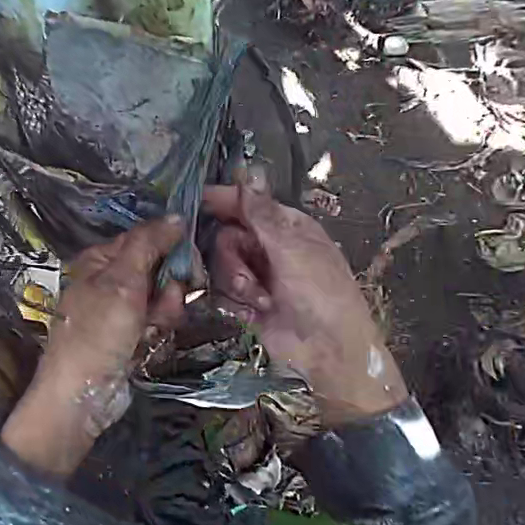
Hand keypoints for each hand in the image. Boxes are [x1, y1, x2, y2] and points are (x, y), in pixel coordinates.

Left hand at [0, 217, 186, 476]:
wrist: (82, 394)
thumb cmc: (97, 333)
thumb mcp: (121, 281)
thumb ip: (148, 244)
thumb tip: (176, 216)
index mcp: (101, 259)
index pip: (148, 238)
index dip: (172, 249)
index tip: (190, 265)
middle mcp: (112, 278)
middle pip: (161, 267)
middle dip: (168, 288)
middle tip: (161, 305)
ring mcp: (123, 307)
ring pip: (165, 296)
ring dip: (165, 313)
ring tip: (148, 330)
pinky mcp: (134, 332)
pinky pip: (159, 320)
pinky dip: (158, 331)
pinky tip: (147, 342)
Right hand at [202, 175, 407, 425]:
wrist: (329, 351)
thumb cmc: (321, 294)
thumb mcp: (293, 250)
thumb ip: (263, 215)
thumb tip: (249, 173)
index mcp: (285, 226)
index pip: (245, 204)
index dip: (220, 201)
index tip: (195, 202)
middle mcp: (268, 246)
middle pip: (225, 238)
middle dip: (232, 261)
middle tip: (248, 281)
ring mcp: (258, 275)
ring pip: (221, 267)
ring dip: (237, 286)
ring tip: (260, 302)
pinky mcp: (248, 302)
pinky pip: (223, 293)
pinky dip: (235, 304)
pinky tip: (254, 315)